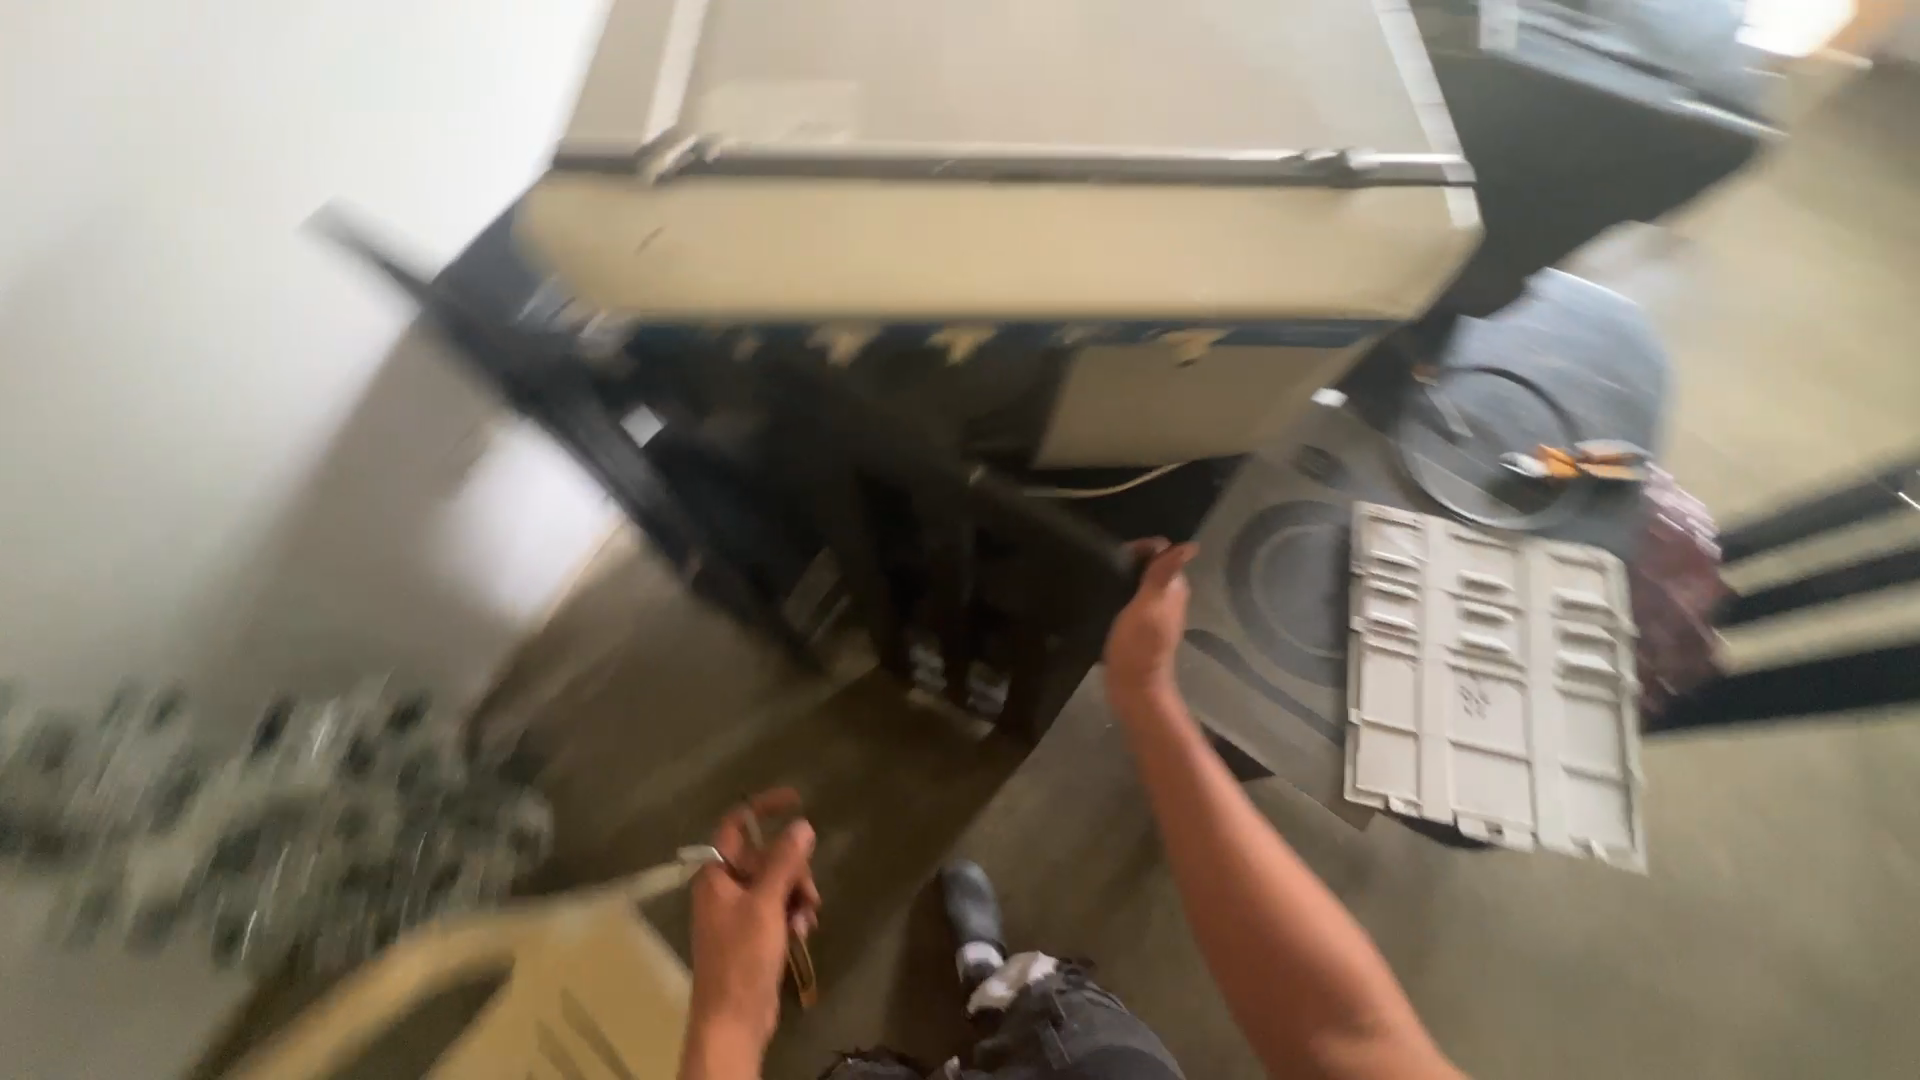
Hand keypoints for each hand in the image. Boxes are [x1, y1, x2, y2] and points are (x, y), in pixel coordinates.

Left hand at [686, 789, 821, 1057]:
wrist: (733, 1021)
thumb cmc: (742, 958)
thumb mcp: (766, 904)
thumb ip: (784, 861)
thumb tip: (802, 824)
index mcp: (716, 875)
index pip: (736, 825)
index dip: (763, 808)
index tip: (797, 800)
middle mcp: (724, 888)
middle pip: (765, 856)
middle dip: (793, 868)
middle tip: (807, 892)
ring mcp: (738, 912)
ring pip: (776, 882)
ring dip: (797, 894)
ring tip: (806, 918)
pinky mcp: (752, 934)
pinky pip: (778, 907)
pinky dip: (793, 913)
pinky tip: (802, 932)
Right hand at [1104, 539, 1197, 702]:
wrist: (1133, 686)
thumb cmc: (1139, 645)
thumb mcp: (1148, 606)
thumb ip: (1163, 575)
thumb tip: (1191, 545)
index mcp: (1174, 589)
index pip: (1163, 553)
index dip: (1142, 548)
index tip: (1118, 555)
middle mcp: (1168, 598)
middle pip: (1152, 567)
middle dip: (1131, 561)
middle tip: (1106, 567)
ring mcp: (1155, 613)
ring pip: (1141, 583)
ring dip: (1124, 578)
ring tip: (1102, 579)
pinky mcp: (1140, 626)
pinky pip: (1132, 599)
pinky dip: (1120, 594)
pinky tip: (1105, 598)